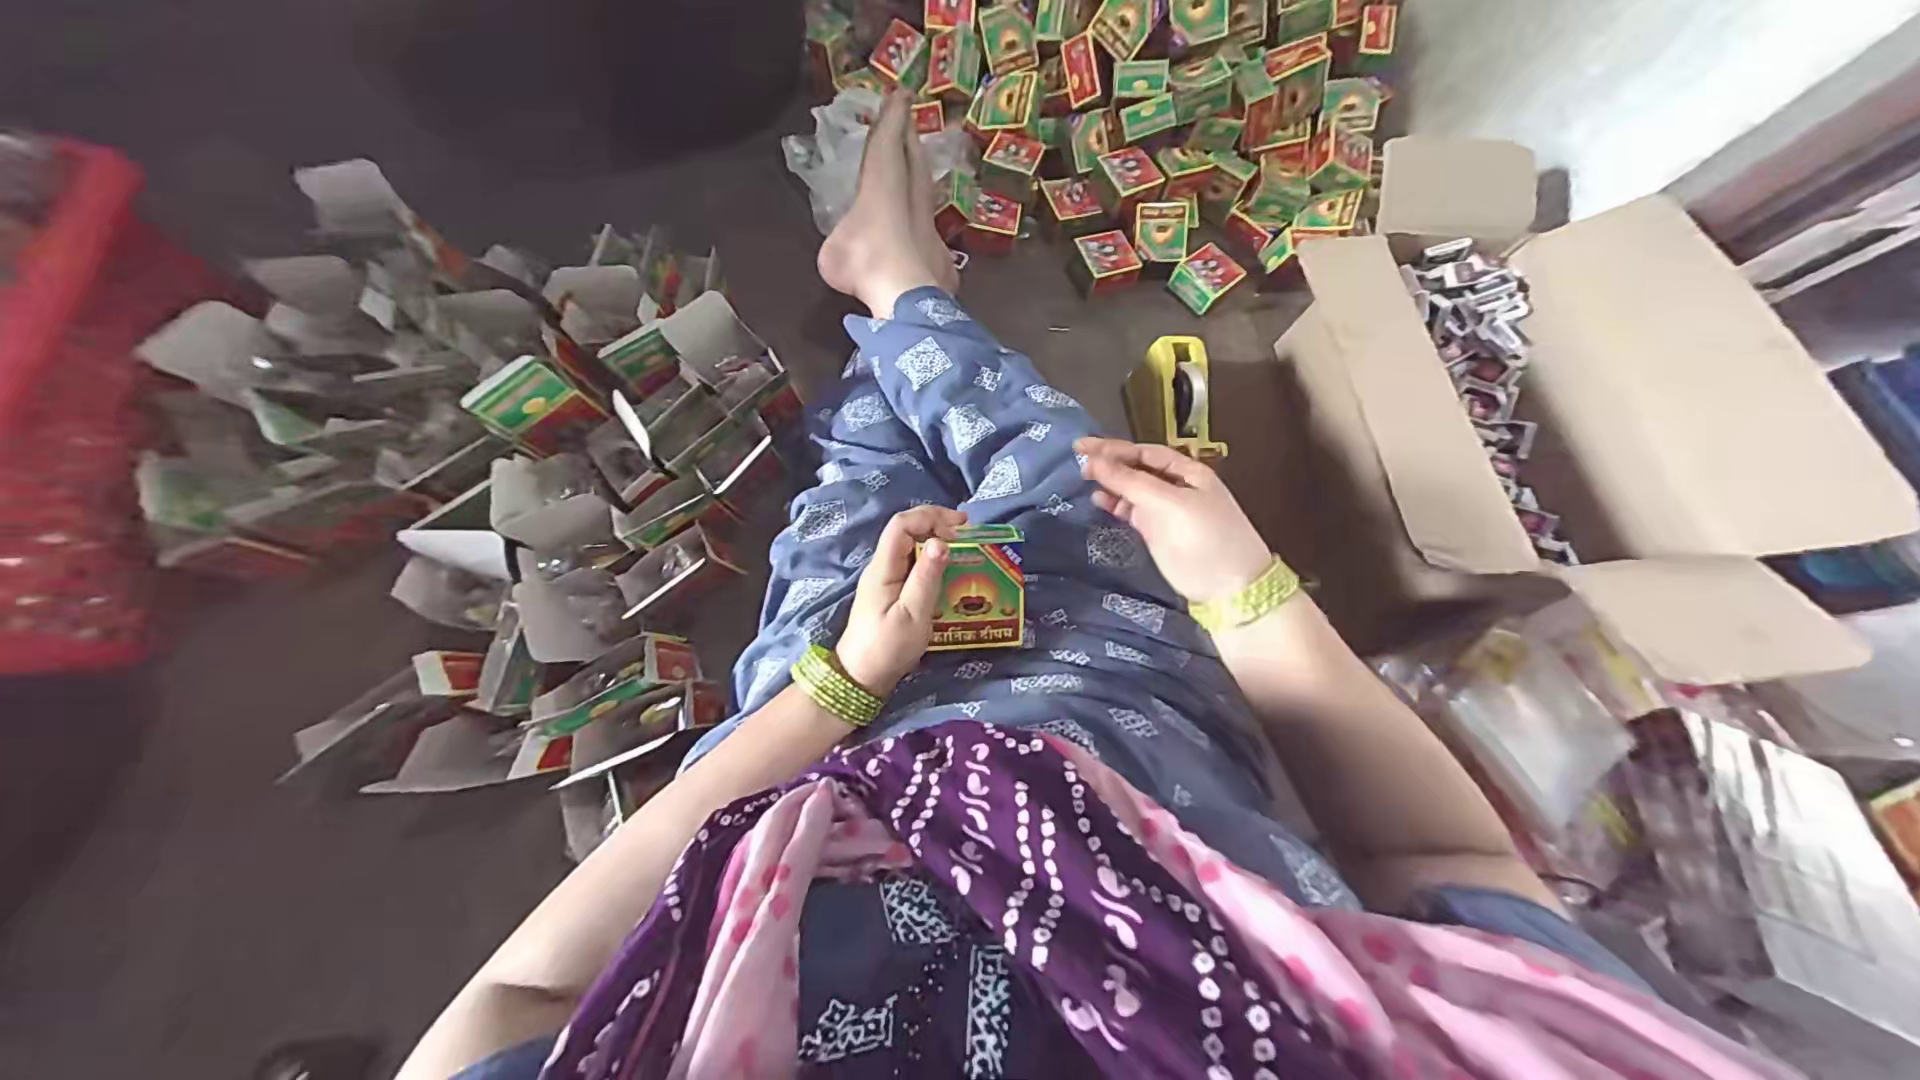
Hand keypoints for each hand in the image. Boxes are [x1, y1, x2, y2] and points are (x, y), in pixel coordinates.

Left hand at [834, 505, 967, 695]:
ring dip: (937, 542)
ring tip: (964, 550)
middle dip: (937, 525)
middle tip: (968, 534)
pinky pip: (912, 564)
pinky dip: (932, 560)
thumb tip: (941, 542)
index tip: (960, 528)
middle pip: (906, 529)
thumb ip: (926, 577)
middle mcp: (882, 566)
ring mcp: (885, 578)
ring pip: (911, 546)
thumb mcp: (912, 614)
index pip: (902, 524)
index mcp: (884, 567)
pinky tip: (949, 571)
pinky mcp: (891, 591)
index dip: (931, 517)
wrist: (861, 676)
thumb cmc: (887, 647)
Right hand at [1076, 436, 1270, 605]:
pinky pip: (1130, 510)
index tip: (1084, 447)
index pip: (1145, 452)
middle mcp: (1175, 486)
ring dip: (1109, 482)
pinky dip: (1114, 504)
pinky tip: (1098, 500)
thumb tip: (1096, 461)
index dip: (1114, 448)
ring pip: (1131, 488)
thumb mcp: (1170, 504)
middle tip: (1078, 458)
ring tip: (1083, 478)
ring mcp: (1164, 509)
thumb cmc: (1207, 539)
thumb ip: (1132, 482)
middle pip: (1136, 467)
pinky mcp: (1155, 531)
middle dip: (1108, 461)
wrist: (1228, 588)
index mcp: (1187, 472)